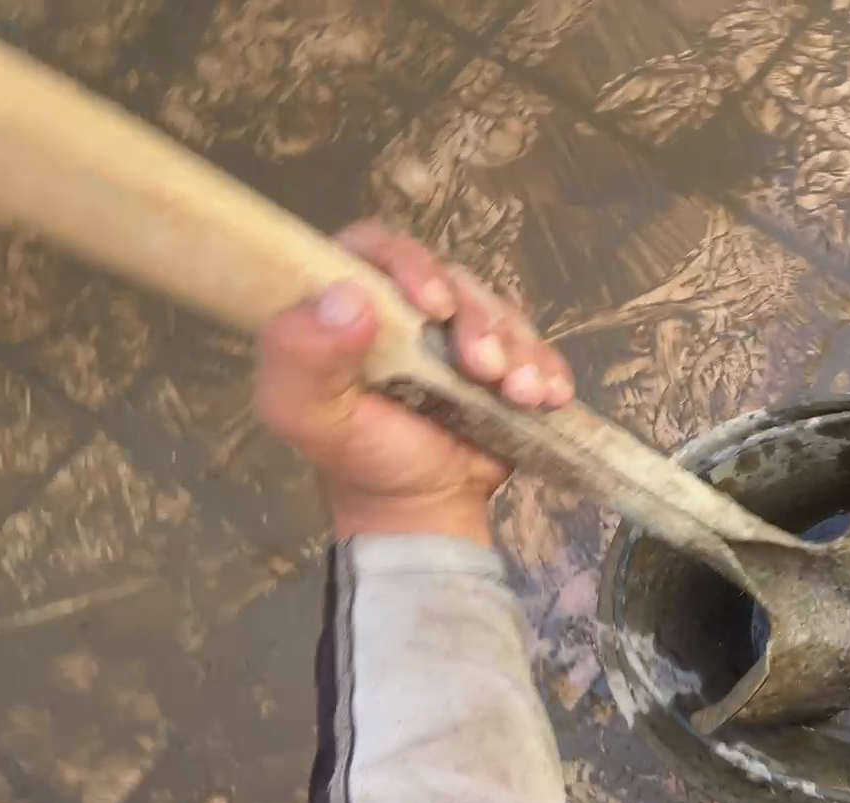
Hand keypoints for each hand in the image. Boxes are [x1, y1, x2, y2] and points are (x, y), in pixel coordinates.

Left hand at [254, 222, 574, 546]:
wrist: (425, 506)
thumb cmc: (361, 456)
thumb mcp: (304, 413)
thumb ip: (300, 354)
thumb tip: (347, 298)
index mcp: (354, 304)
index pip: (379, 249)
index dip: (410, 264)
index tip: (434, 307)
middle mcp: (415, 313)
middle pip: (459, 284)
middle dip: (481, 324)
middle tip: (486, 370)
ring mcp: (469, 340)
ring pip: (506, 318)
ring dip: (521, 354)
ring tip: (521, 396)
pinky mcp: (513, 368)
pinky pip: (542, 353)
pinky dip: (550, 372)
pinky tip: (549, 398)